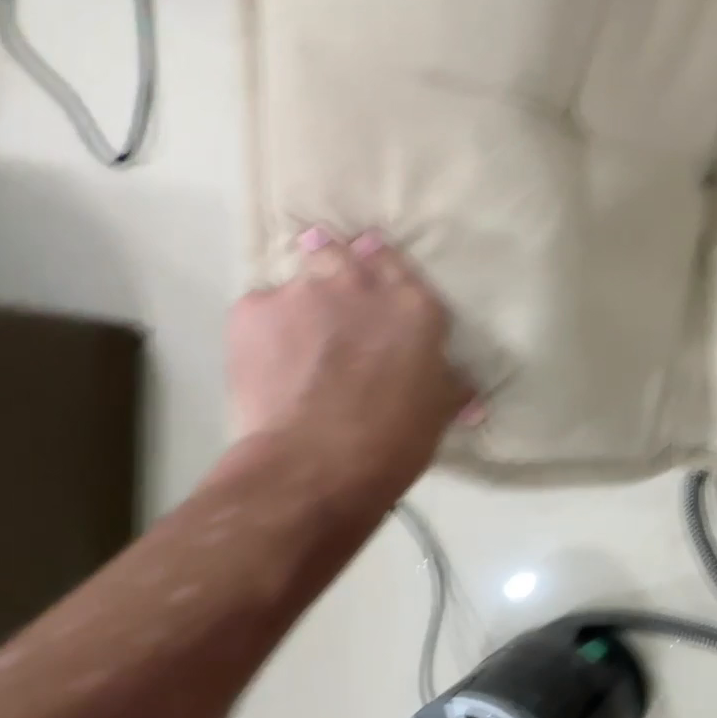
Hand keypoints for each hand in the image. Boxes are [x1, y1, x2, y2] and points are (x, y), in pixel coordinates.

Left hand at [226, 227, 475, 487]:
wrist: (316, 463)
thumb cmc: (395, 441)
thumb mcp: (439, 412)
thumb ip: (447, 386)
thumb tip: (465, 391)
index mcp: (415, 310)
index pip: (399, 265)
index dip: (386, 270)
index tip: (379, 285)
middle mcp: (359, 287)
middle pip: (343, 254)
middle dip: (339, 265)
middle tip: (338, 298)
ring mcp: (301, 293)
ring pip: (300, 280)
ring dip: (304, 300)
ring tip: (300, 334)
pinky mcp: (251, 310)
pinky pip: (261, 310)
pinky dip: (267, 330)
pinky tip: (271, 362)